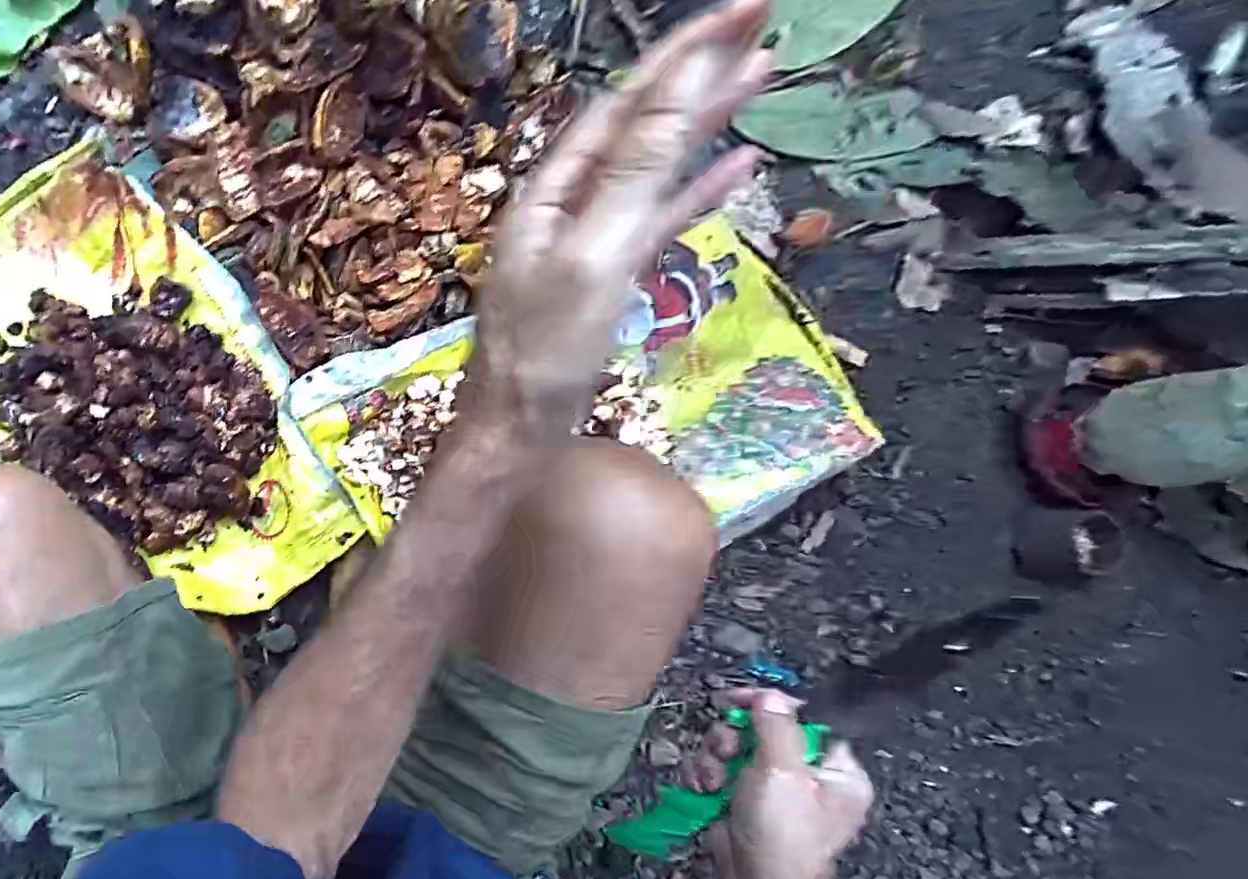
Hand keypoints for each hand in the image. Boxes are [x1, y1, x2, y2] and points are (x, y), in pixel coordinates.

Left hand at [466, 0, 772, 446]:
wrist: (518, 431)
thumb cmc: (544, 354)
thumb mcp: (592, 257)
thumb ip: (635, 173)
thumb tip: (683, 80)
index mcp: (547, 200)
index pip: (617, 108)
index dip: (678, 56)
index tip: (745, 6)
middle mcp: (560, 216)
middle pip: (633, 132)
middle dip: (694, 78)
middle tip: (765, 23)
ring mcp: (582, 250)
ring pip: (647, 176)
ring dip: (699, 130)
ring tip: (761, 77)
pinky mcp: (601, 285)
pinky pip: (650, 229)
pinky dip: (690, 198)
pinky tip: (733, 170)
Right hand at [711, 688, 873, 878]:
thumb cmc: (783, 833)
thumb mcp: (782, 773)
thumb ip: (776, 727)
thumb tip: (772, 694)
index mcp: (835, 770)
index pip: (806, 720)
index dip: (772, 706)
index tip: (740, 700)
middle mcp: (804, 775)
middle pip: (759, 729)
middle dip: (733, 737)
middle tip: (726, 749)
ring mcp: (769, 787)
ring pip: (731, 747)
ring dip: (713, 757)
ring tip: (713, 780)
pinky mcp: (739, 797)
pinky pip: (716, 768)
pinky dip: (705, 774)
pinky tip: (705, 789)